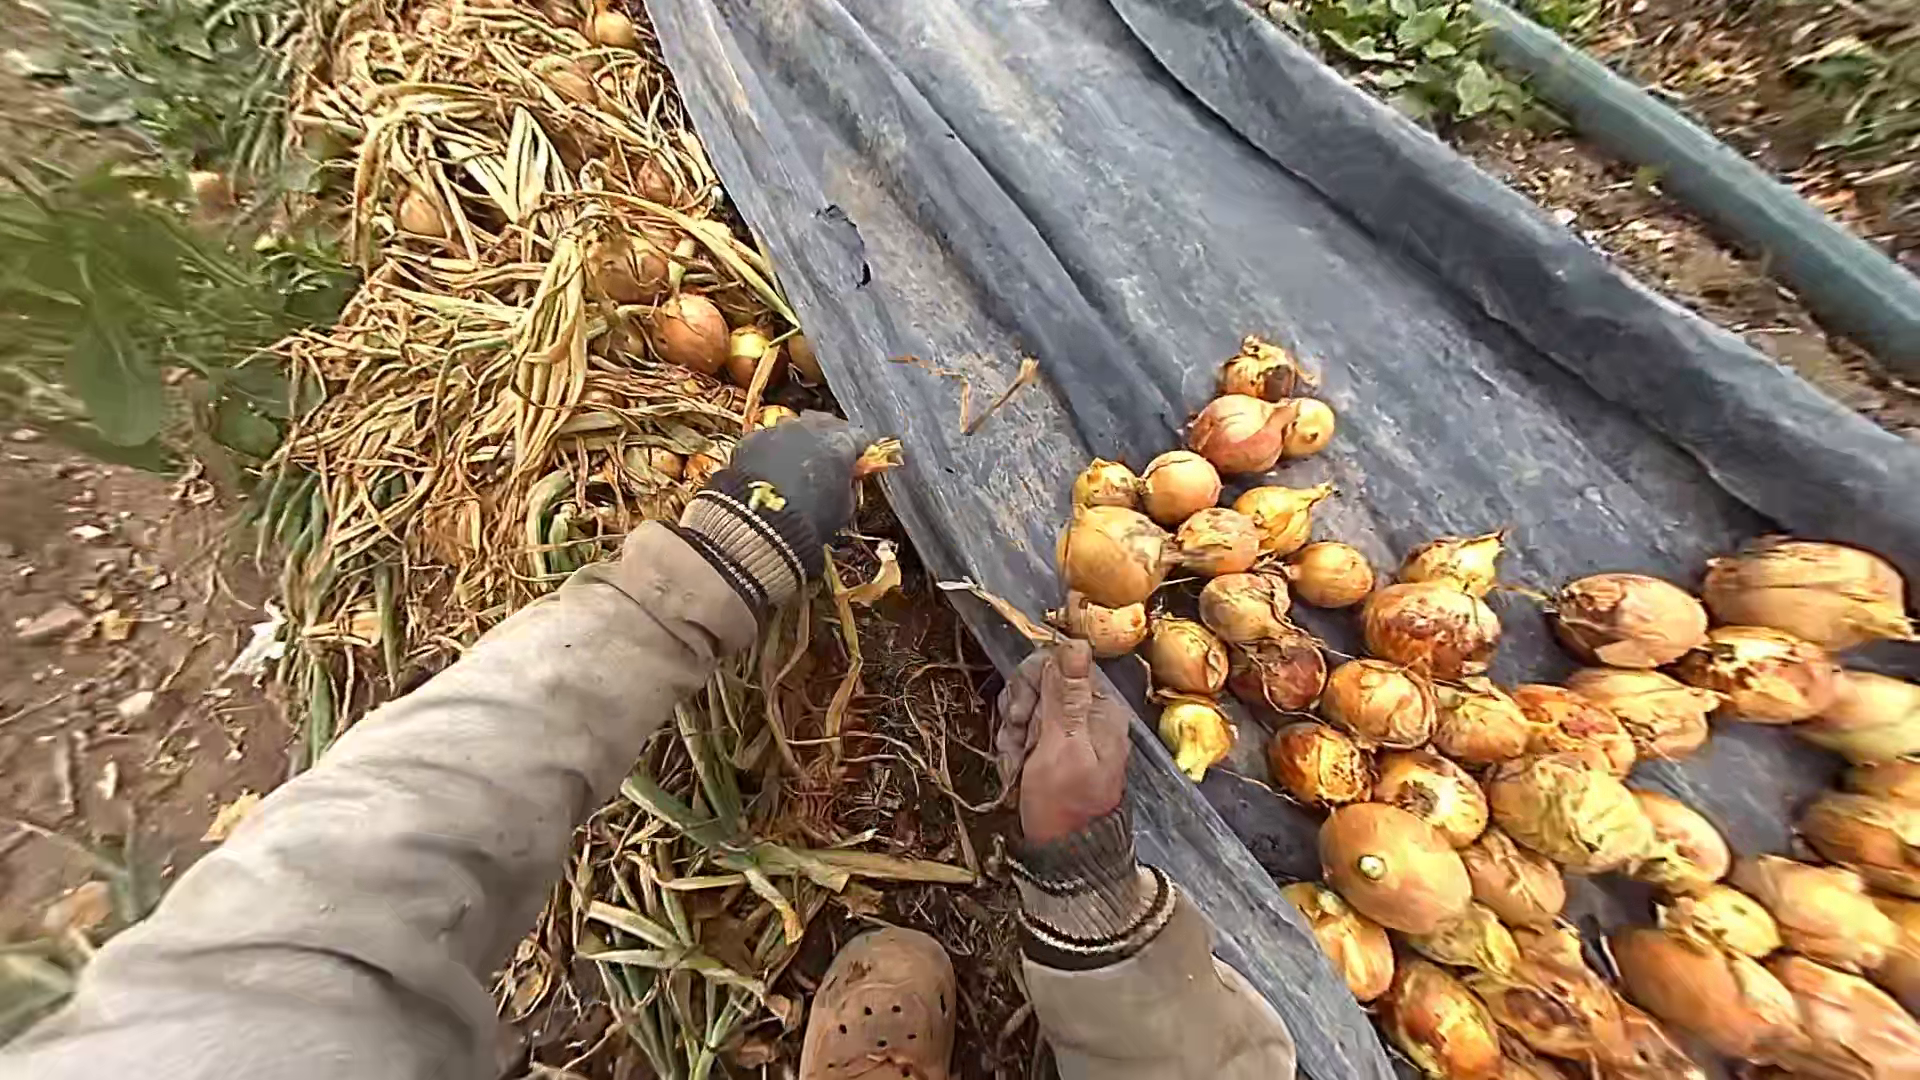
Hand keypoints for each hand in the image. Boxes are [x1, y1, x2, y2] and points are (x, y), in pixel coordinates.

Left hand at [727, 411, 867, 540]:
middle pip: (827, 424)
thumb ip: (849, 485)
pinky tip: (771, 470)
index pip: (860, 438)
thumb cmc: (811, 519)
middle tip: (828, 459)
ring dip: (800, 441)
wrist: (764, 525)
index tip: (857, 461)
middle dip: (830, 439)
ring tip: (797, 464)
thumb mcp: (845, 507)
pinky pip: (769, 438)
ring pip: (796, 427)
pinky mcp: (754, 439)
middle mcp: (812, 428)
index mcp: (841, 443)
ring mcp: (780, 430)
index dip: (860, 451)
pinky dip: (772, 450)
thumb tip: (848, 479)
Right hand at [994, 640, 1130, 843]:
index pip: (1059, 662)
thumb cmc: (1065, 804)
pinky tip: (1015, 766)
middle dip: (1019, 709)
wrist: (1063, 857)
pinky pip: (1023, 725)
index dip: (1031, 681)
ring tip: (1017, 761)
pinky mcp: (1052, 744)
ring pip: (1026, 702)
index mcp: (1099, 707)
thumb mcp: (1063, 747)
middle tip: (1018, 739)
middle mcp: (1086, 712)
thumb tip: (1077, 642)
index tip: (1020, 714)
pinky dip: (1013, 744)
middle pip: (1039, 680)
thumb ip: (1066, 695)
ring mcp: (1069, 729)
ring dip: (1013, 730)